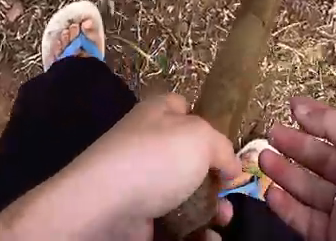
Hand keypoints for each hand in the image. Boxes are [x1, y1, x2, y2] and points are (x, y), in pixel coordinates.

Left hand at [58, 93, 239, 233]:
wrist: (103, 207)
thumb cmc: (154, 159)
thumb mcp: (199, 137)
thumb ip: (221, 147)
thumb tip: (231, 164)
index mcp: (159, 114)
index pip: (185, 108)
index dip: (208, 125)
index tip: (227, 150)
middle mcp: (149, 144)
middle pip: (190, 159)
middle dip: (216, 180)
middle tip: (230, 197)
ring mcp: (142, 184)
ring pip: (185, 196)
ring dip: (210, 211)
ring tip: (223, 223)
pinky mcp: (139, 219)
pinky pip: (174, 225)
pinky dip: (194, 234)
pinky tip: (207, 240)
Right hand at [260, 96, 335, 240]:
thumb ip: (335, 125)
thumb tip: (299, 104)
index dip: (316, 119)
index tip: (289, 106)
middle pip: (322, 160)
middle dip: (295, 145)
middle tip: (269, 133)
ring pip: (310, 190)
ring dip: (286, 173)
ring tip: (263, 158)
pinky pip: (307, 221)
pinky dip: (287, 207)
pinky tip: (271, 193)